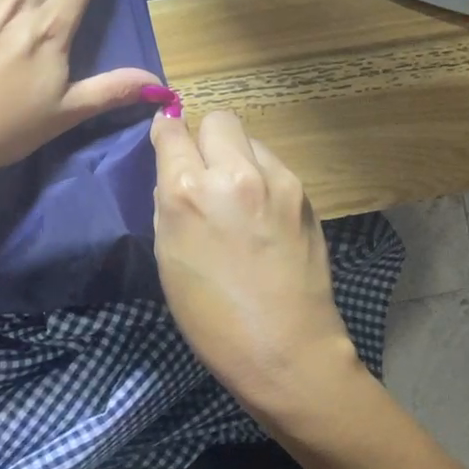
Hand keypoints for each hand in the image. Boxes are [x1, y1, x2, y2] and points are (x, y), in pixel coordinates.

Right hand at [150, 111, 360, 404]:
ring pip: (249, 139)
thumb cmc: (209, 316)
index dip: (165, 135)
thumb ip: (169, 204)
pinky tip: (260, 214)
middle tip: (202, 171)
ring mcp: (275, 181)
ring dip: (235, 156)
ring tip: (235, 196)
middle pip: (217, 119)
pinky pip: (273, 165)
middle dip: (204, 138)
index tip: (165, 144)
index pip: (171, 131)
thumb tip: (173, 173)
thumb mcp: (167, 257)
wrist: (284, 348)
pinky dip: (260, 177)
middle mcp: (232, 174)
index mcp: (186, 193)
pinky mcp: (303, 194)